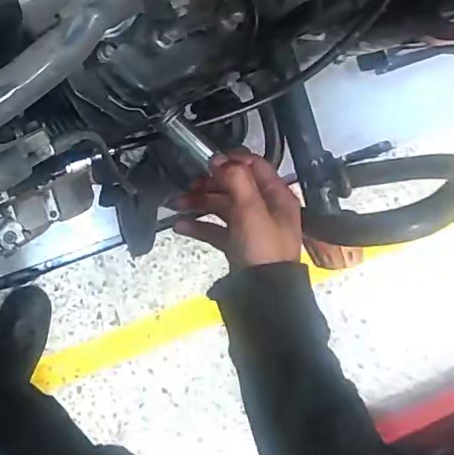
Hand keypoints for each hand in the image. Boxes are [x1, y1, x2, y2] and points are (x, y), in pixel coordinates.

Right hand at [172, 148, 303, 267]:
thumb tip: (221, 160)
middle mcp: (266, 209)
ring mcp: (252, 228)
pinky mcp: (239, 245)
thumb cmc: (265, 252)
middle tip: (189, 184)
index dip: (231, 161)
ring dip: (198, 203)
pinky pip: (216, 229)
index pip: (254, 165)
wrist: (264, 294)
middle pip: (233, 186)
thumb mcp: (251, 208)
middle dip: (207, 184)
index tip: (209, 162)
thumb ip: (236, 179)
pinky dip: (199, 226)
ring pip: (221, 207)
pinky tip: (182, 225)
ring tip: (177, 204)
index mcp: (276, 196)